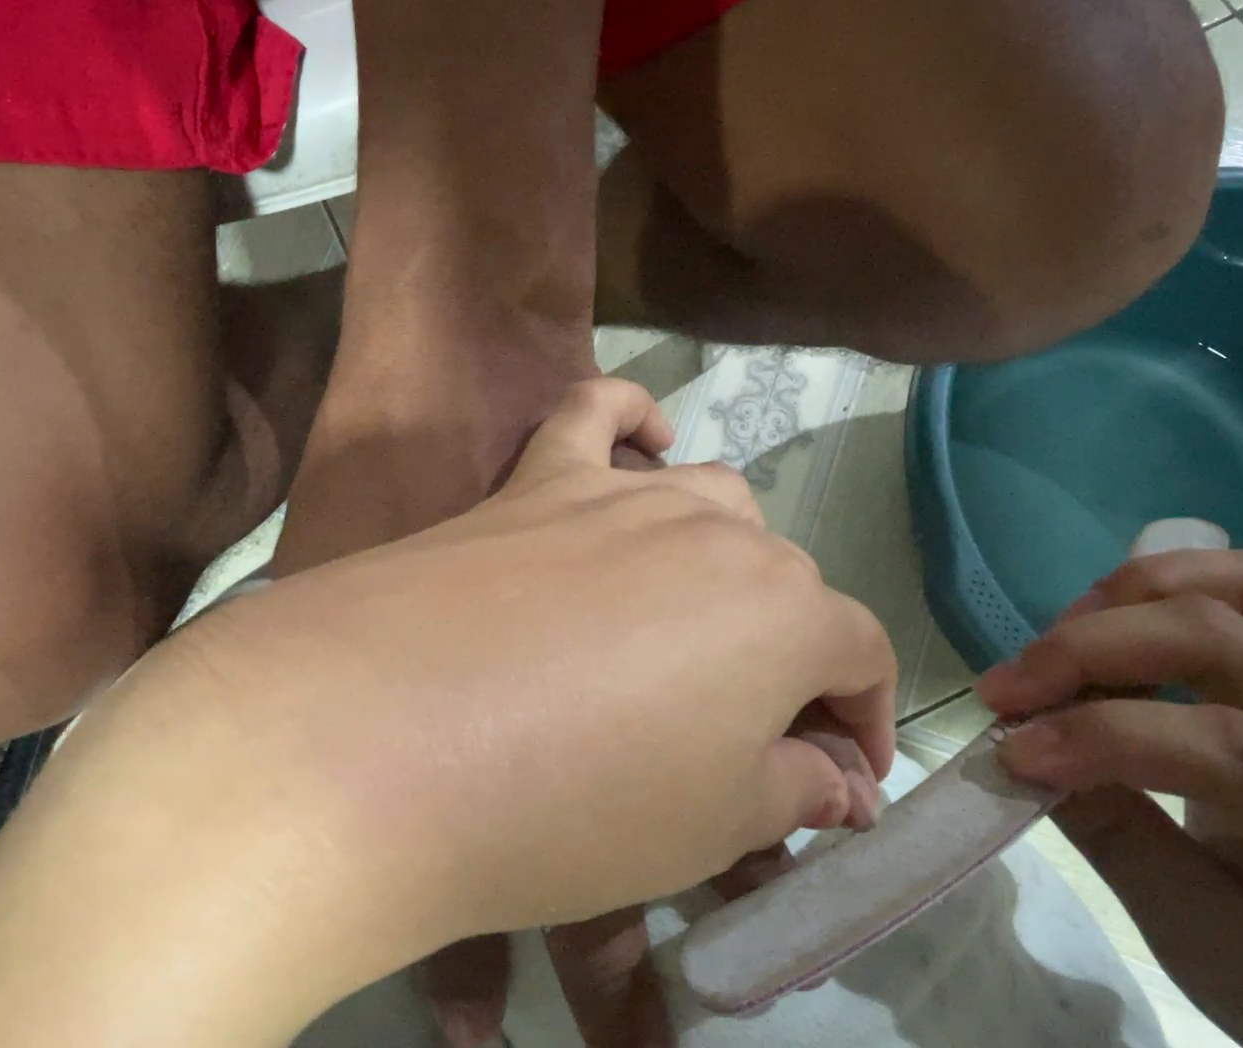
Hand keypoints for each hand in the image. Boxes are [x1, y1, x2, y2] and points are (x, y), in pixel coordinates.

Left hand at [0, 381, 896, 1047]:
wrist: (379, 747)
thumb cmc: (575, 806)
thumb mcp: (713, 828)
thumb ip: (797, 791)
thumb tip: (842, 781)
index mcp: (786, 614)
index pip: (859, 656)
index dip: (863, 721)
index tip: (844, 780)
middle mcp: (718, 531)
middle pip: (787, 580)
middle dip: (790, 656)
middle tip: (753, 729)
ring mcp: (621, 492)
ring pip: (711, 499)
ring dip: (726, 559)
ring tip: (695, 619)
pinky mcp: (536, 480)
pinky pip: (596, 414)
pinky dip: (630, 419)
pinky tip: (646, 441)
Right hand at [977, 548, 1242, 1047]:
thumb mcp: (1196, 938)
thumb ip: (1112, 834)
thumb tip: (1020, 750)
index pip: (1232, 748)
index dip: (1101, 734)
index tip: (1005, 750)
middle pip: (1226, 641)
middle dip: (1091, 652)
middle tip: (1003, 690)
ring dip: (1131, 598)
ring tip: (1054, 642)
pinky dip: (1174, 583)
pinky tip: (1113, 613)